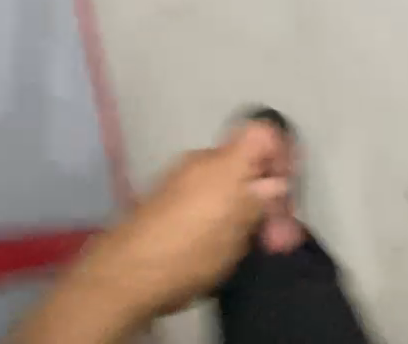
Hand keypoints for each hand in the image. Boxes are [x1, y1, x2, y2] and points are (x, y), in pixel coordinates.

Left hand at [14, 123, 287, 342]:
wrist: (119, 277)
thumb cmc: (188, 250)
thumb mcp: (239, 229)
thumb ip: (263, 201)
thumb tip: (277, 185)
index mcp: (227, 160)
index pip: (265, 131)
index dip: (283, 152)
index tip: (287, 186)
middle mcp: (203, 160)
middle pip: (246, 161)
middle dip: (263, 192)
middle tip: (274, 230)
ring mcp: (179, 178)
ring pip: (224, 182)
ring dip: (241, 206)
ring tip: (247, 241)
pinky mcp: (162, 200)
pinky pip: (202, 196)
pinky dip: (216, 212)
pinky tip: (217, 241)